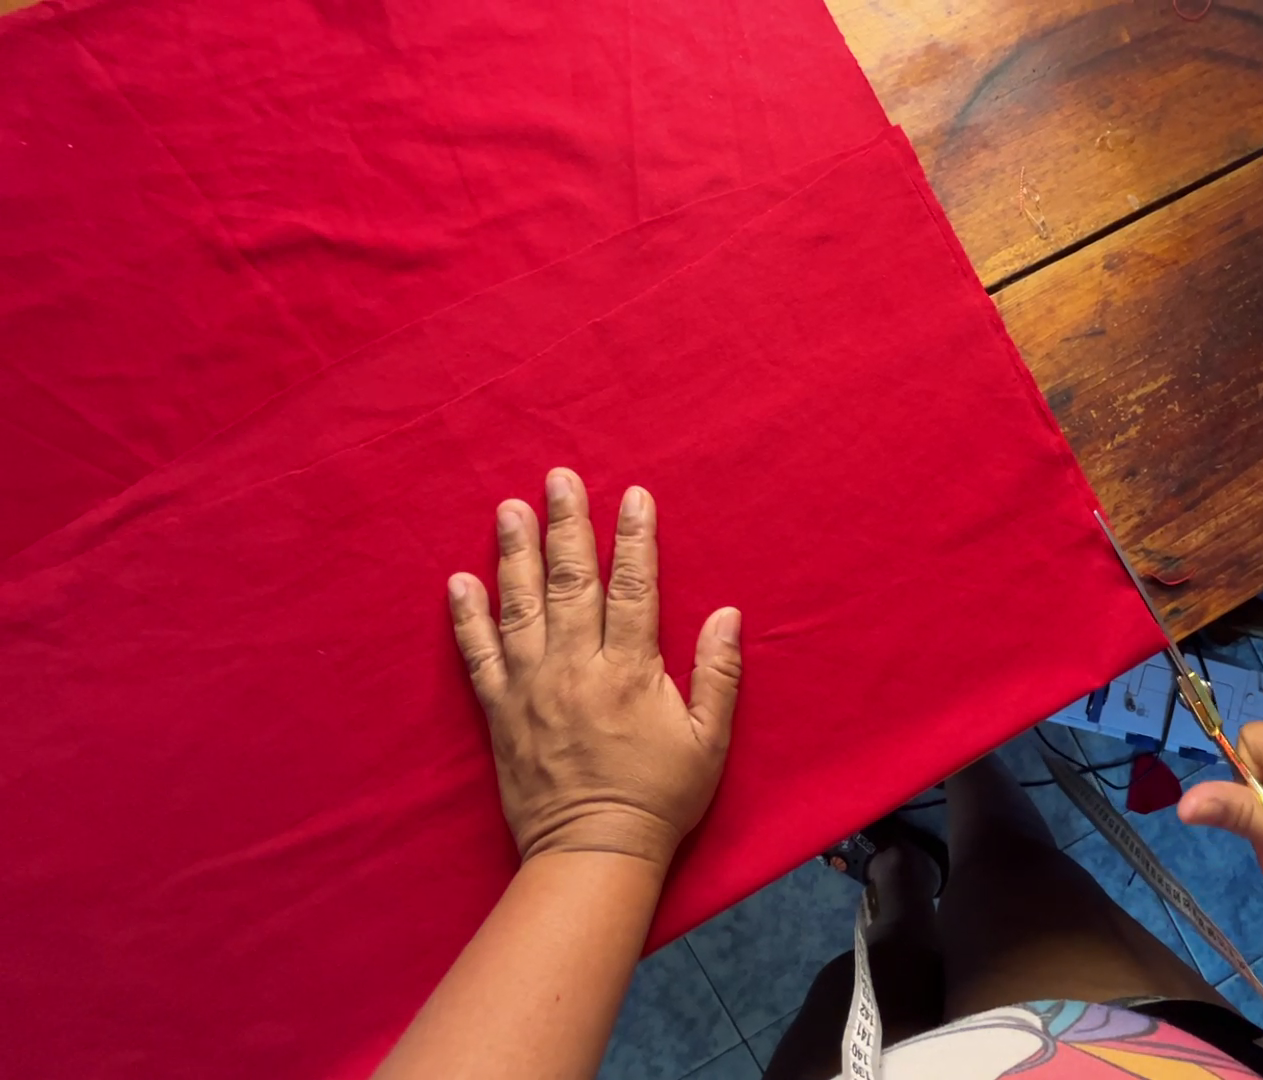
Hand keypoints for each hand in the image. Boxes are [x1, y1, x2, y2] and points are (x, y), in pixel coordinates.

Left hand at [446, 467, 742, 867]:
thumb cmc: (662, 794)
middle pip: (572, 583)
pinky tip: (458, 581)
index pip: (633, 588)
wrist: (593, 852)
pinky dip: (467, 617)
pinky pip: (479, 656)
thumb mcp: (710, 738)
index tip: (634, 496)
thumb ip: (719, 673)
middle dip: (568, 526)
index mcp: (630, 671)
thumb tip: (728, 613)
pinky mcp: (501, 714)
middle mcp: (576, 668)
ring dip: (515, 554)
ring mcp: (532, 688)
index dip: (635, 539)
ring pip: (521, 607)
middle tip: (559, 478)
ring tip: (508, 509)